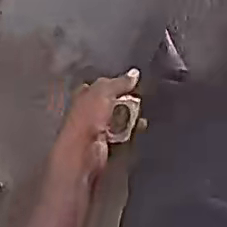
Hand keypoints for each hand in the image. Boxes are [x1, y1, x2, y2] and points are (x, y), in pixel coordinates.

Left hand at [49, 69, 138, 188]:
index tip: (132, 81)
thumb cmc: (89, 115)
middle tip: (141, 96)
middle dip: (126, 98)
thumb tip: (135, 73)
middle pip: (112, 100)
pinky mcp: (107, 143)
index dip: (115, 82)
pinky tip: (141, 125)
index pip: (101, 84)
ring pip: (119, 117)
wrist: (83, 152)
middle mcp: (89, 110)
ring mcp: (98, 128)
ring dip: (131, 115)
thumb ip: (120, 82)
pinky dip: (132, 129)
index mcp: (84, 94)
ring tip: (143, 111)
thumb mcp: (104, 91)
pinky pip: (123, 132)